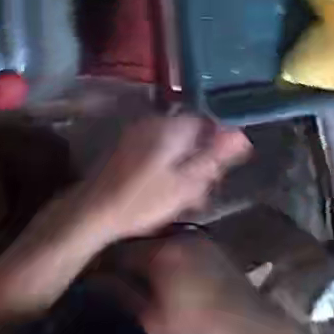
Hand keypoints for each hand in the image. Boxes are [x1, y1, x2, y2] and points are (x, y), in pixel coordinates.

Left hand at [68, 116, 250, 247]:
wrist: (91, 212)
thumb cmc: (142, 200)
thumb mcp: (186, 183)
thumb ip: (214, 157)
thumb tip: (242, 136)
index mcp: (172, 126)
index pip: (208, 121)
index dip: (219, 144)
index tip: (222, 169)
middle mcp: (154, 121)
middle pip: (191, 133)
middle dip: (201, 158)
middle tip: (204, 190)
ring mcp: (137, 132)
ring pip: (174, 144)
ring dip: (185, 166)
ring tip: (187, 198)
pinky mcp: (125, 146)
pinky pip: (157, 150)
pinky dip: (167, 166)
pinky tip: (167, 192)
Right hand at [108, 232, 300, 333]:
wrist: (252, 327)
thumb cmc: (199, 330)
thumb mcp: (153, 322)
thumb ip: (123, 296)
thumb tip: (95, 282)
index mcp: (159, 251)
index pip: (117, 249)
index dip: (101, 263)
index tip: (91, 276)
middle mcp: (177, 234)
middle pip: (139, 239)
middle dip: (123, 256)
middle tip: (111, 277)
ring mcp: (196, 236)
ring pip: (158, 239)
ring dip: (145, 253)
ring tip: (135, 276)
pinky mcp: (211, 243)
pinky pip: (177, 242)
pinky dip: (165, 254)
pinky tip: (163, 274)